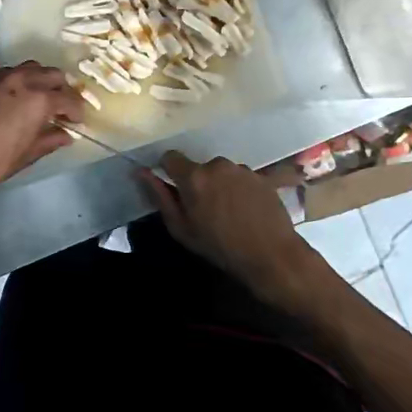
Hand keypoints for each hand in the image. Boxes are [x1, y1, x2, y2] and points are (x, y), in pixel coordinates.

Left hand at [0, 62, 84, 198]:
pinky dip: (17, 80)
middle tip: (60, 106)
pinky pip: (6, 72)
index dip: (76, 111)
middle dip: (61, 89)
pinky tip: (14, 96)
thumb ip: (51, 139)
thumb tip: (66, 135)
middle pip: (52, 74)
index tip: (77, 121)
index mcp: (39, 100)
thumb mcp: (30, 153)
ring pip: (30, 67)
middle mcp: (22, 82)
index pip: (68, 99)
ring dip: (40, 79)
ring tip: (39, 96)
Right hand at [139, 151, 319, 297]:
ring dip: (221, 186)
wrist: (270, 254)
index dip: (169, 171)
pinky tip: (247, 211)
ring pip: (223, 173)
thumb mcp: (182, 229)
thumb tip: (142, 173)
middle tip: (206, 211)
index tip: (175, 189)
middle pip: (200, 168)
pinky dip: (240, 190)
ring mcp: (243, 169)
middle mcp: (218, 164)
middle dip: (199, 183)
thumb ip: (160, 197)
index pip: (171, 157)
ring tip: (230, 213)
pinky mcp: (262, 176)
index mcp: (194, 176)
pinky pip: (242, 179)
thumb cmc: (220, 247)